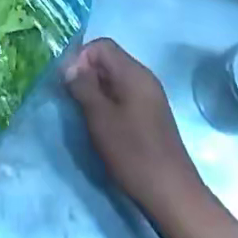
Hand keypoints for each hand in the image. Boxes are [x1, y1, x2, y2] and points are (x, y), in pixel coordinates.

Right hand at [64, 38, 204, 215]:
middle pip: (108, 60)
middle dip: (85, 73)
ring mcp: (149, 96)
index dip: (80, 57)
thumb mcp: (100, 117)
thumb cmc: (133, 152)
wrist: (171, 193)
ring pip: (114, 79)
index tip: (66, 81)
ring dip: (95, 89)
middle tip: (70, 98)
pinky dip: (107, 102)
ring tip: (82, 112)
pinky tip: (99, 123)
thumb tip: (68, 65)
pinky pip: (123, 95)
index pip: (101, 45)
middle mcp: (144, 78)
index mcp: (134, 72)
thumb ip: (82, 86)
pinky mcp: (149, 114)